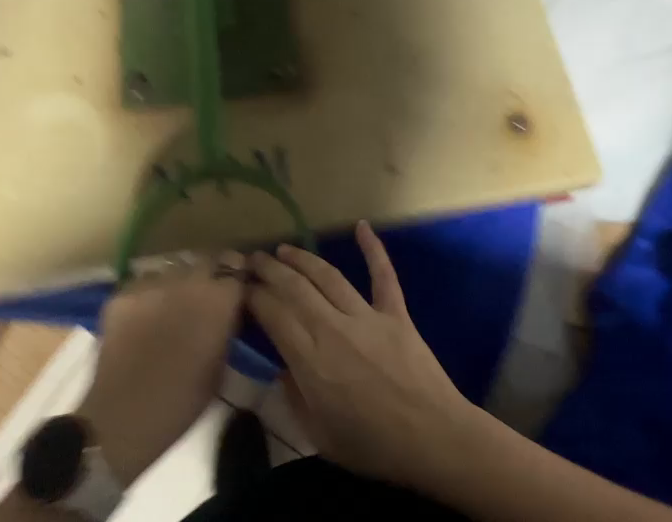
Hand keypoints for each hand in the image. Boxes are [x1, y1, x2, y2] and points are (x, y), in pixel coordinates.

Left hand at [78, 251, 245, 484]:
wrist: (123, 418)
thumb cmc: (183, 402)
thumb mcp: (220, 364)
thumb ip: (225, 327)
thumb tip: (226, 312)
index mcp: (219, 299)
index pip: (236, 268)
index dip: (235, 278)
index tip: (233, 289)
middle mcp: (187, 281)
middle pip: (205, 260)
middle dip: (209, 274)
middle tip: (204, 296)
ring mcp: (151, 284)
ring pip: (171, 268)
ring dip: (176, 282)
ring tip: (170, 306)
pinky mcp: (122, 294)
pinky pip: (142, 284)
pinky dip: (147, 296)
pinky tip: (143, 318)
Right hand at [246, 222, 483, 490]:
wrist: (432, 437)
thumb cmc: (372, 445)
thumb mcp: (317, 435)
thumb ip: (294, 397)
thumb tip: (283, 367)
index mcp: (310, 359)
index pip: (273, 314)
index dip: (253, 296)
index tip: (239, 288)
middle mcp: (333, 328)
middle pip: (295, 288)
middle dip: (269, 270)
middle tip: (252, 260)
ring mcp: (367, 316)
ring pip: (328, 276)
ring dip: (303, 259)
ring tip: (284, 249)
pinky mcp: (396, 313)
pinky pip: (383, 275)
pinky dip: (373, 249)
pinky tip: (363, 226)